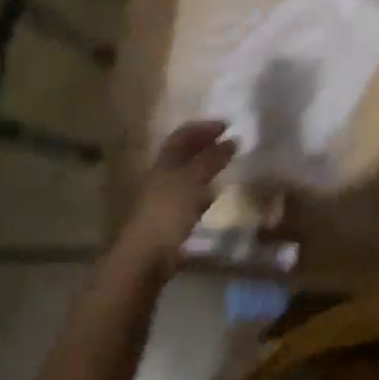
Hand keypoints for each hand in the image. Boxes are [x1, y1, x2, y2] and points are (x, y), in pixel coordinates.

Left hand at [118, 120, 235, 272]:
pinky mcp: (170, 217)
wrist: (147, 254)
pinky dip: (203, 189)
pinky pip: (189, 195)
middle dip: (205, 144)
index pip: (183, 134)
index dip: (204, 127)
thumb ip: (212, 159)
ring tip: (226, 164)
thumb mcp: (193, 179)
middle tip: (229, 141)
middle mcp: (162, 175)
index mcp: (165, 161)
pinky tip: (214, 195)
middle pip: (184, 153)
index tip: (227, 125)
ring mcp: (164, 196)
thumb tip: (232, 140)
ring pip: (187, 174)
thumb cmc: (168, 211)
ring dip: (205, 166)